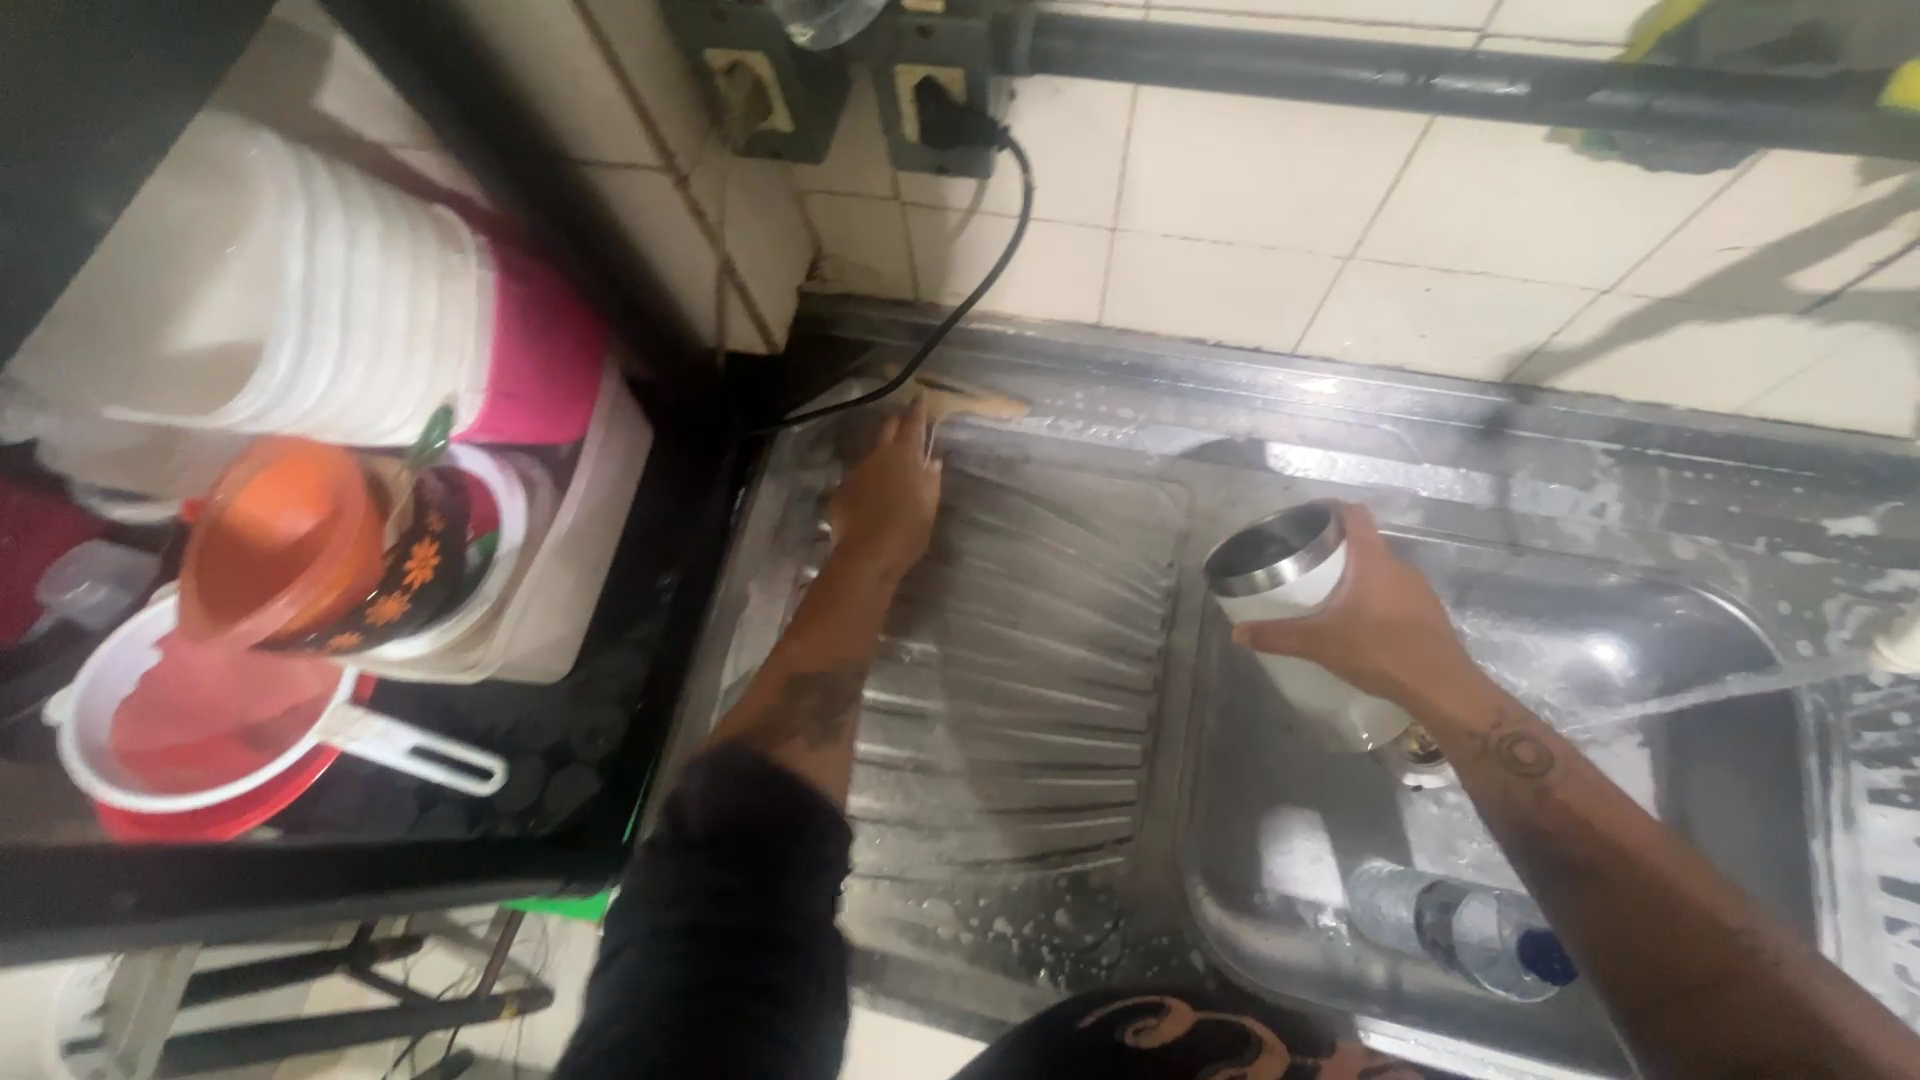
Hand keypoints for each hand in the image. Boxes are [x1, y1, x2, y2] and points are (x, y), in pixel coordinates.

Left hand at [828, 399, 942, 582]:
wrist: (866, 556)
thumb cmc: (907, 532)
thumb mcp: (928, 507)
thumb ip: (931, 481)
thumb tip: (934, 462)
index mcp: (905, 457)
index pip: (913, 424)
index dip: (918, 410)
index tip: (920, 396)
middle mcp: (878, 457)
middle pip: (887, 430)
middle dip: (897, 423)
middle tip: (905, 423)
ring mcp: (856, 472)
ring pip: (870, 455)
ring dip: (880, 457)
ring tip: (888, 468)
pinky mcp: (840, 490)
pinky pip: (857, 479)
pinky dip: (866, 482)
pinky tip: (870, 498)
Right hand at [1231, 502, 1489, 717]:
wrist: (1441, 687)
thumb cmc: (1379, 650)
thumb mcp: (1319, 643)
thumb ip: (1277, 636)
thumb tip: (1237, 633)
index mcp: (1372, 560)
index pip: (1355, 513)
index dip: (1331, 507)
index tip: (1307, 516)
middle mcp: (1399, 566)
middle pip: (1365, 542)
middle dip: (1336, 547)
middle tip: (1306, 562)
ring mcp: (1418, 590)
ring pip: (1381, 570)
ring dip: (1356, 574)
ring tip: (1329, 593)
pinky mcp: (1428, 613)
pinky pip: (1395, 593)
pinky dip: (1374, 597)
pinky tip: (1359, 622)